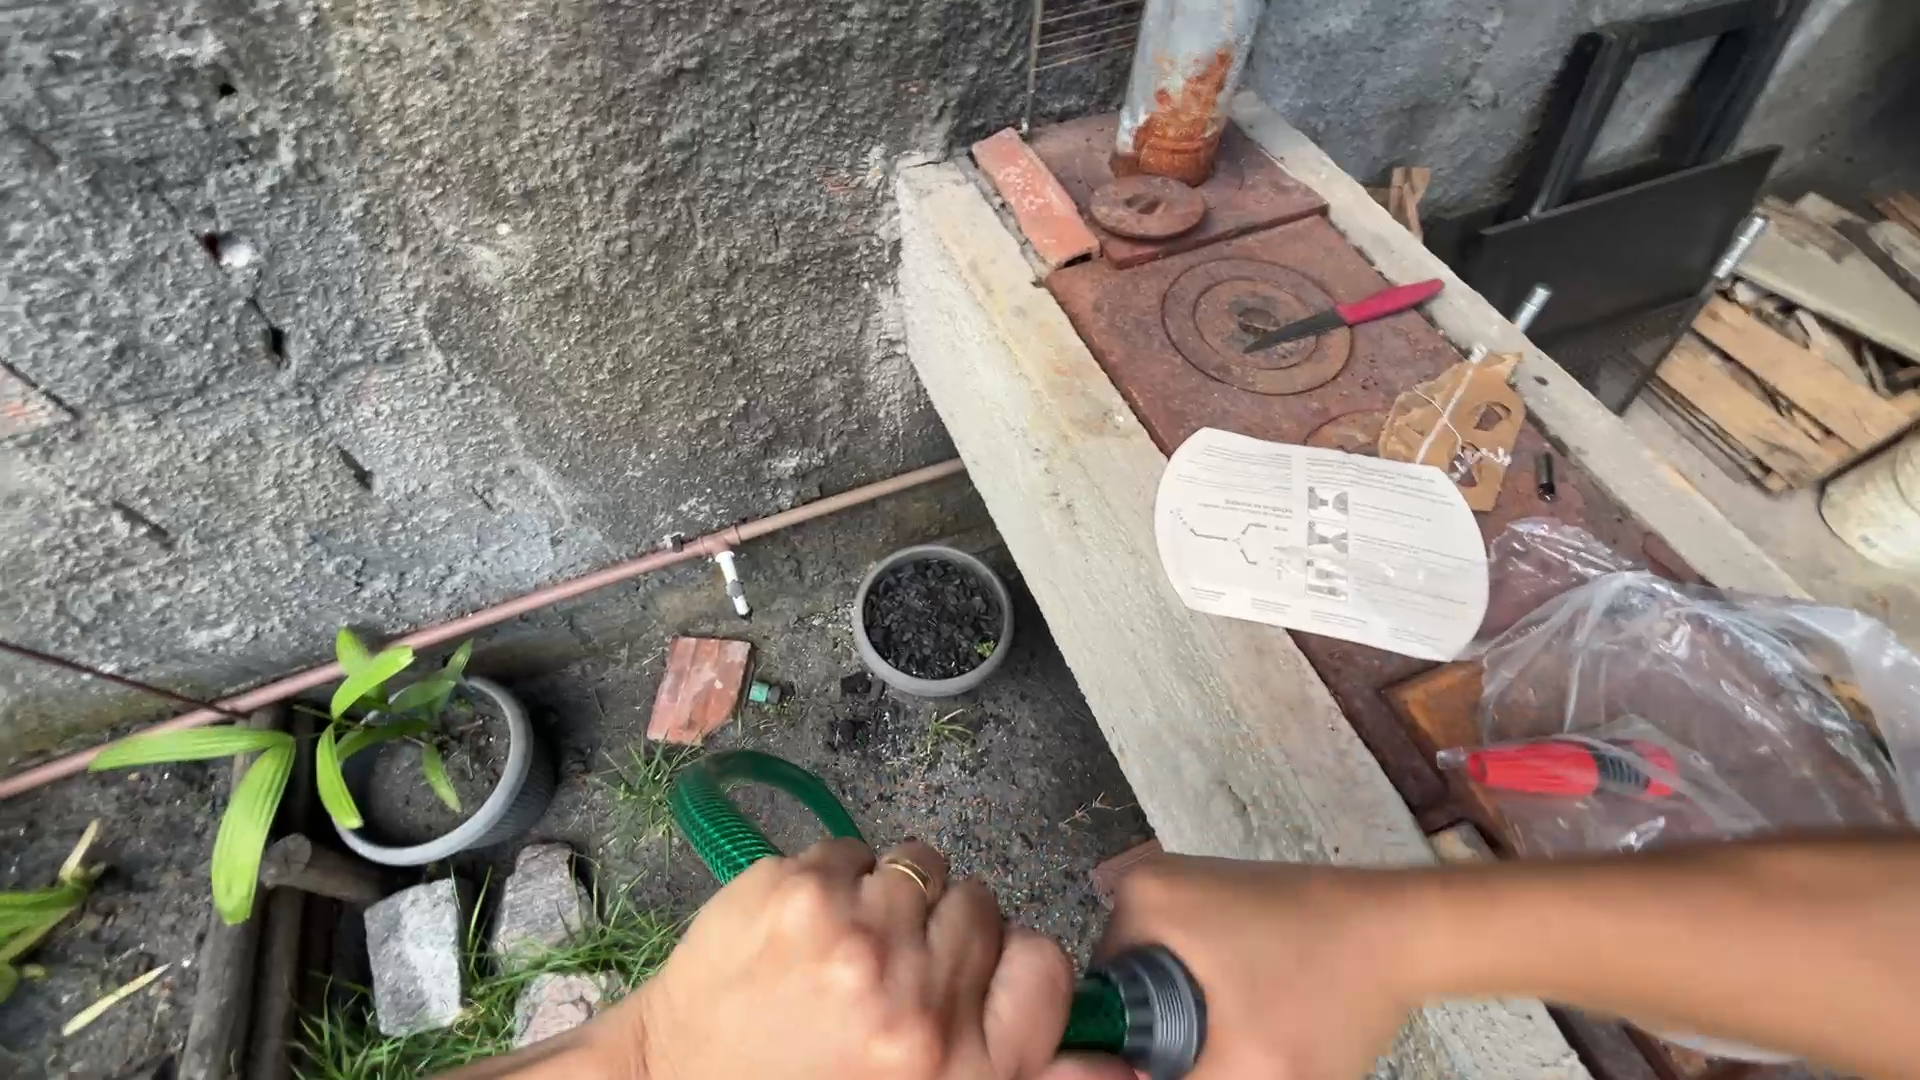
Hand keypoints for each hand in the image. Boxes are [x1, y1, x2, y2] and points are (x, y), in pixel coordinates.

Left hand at [614, 837, 1082, 1079]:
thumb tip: (1129, 1065)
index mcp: (959, 1069)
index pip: (1043, 966)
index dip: (1012, 962)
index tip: (977, 973)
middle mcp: (912, 1000)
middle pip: (979, 903)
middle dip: (942, 928)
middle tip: (891, 970)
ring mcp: (851, 935)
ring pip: (921, 862)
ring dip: (892, 894)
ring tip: (847, 945)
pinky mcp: (794, 890)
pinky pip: (856, 848)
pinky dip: (838, 876)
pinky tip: (806, 926)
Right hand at [1100, 854, 1417, 1079]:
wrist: (1399, 933)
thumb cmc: (1326, 992)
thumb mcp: (1252, 1067)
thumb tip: (1129, 1078)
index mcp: (1138, 901)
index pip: (1098, 996)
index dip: (1128, 1048)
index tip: (1184, 1070)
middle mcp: (1146, 880)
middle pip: (1128, 986)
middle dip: (1166, 1032)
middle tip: (1226, 1060)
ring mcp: (1178, 882)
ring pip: (1157, 975)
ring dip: (1190, 1016)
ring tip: (1246, 1037)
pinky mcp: (1208, 892)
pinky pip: (1182, 957)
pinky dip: (1208, 993)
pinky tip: (1255, 1011)